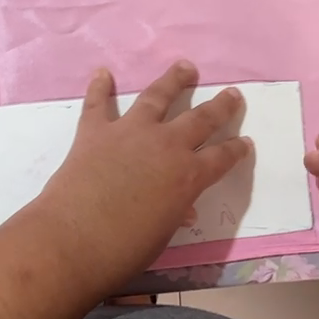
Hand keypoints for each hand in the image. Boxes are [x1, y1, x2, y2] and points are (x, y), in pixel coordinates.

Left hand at [32, 61, 251, 295]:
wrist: (72, 241)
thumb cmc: (123, 250)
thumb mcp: (160, 235)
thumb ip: (173, 214)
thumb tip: (182, 208)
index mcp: (188, 177)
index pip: (222, 158)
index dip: (236, 150)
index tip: (245, 142)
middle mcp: (166, 146)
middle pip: (201, 119)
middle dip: (220, 107)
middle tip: (233, 94)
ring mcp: (129, 133)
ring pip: (157, 97)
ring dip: (173, 80)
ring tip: (185, 67)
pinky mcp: (94, 131)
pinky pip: (98, 103)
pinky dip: (100, 87)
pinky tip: (103, 73)